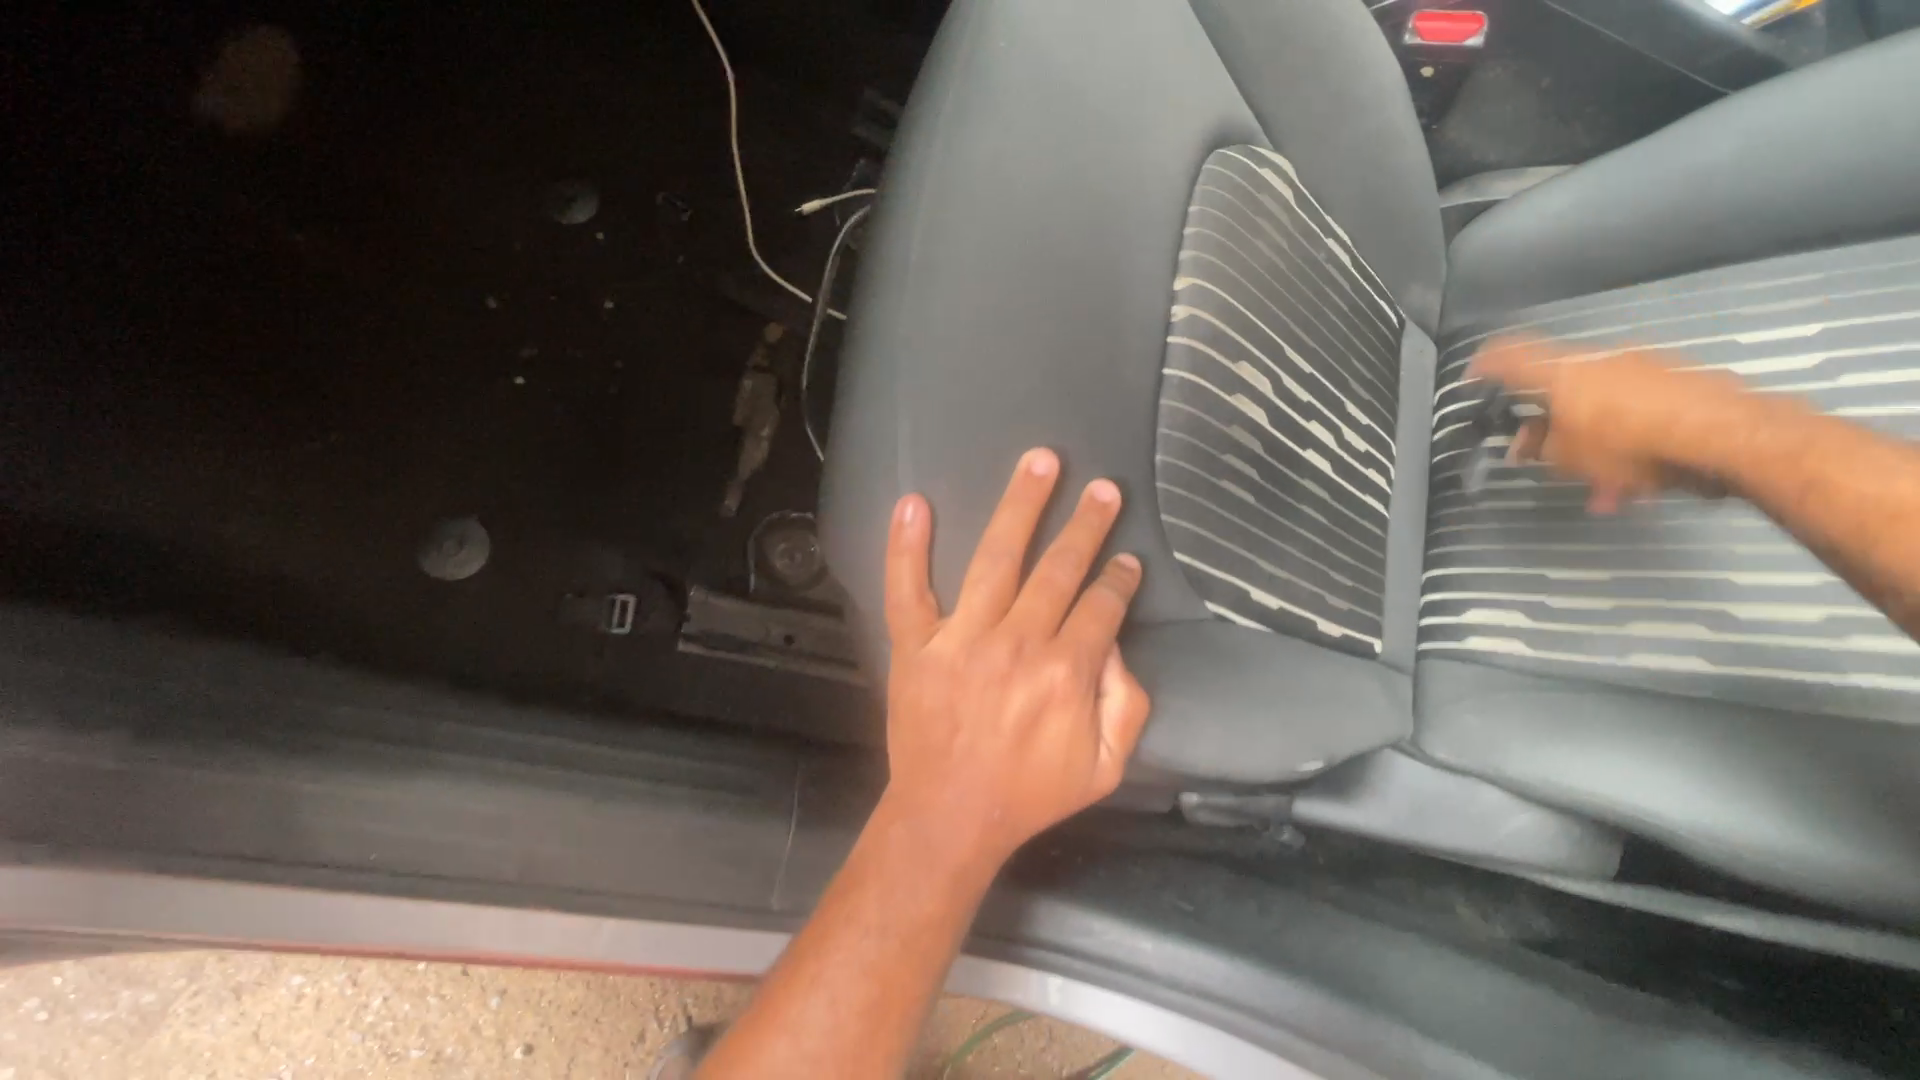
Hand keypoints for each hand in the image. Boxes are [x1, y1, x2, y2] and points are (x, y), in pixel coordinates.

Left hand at [880, 448, 1151, 868]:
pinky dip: (907, 546)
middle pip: (1059, 568)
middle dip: (1086, 524)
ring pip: (996, 557)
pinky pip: (907, 588)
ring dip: (1021, 506)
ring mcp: (961, 638)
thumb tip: (1115, 646)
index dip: (1120, 579)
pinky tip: (913, 502)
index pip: (1102, 606)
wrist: (949, 816)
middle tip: (1103, 488)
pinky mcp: (916, 644)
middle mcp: (1018, 643)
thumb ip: (1127, 704)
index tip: (1127, 560)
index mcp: (1067, 673)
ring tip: (1041, 461)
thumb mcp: (1106, 767)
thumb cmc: (1029, 794)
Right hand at [1470, 334, 1749, 512]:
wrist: (1726, 436)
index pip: (1512, 356)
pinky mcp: (1685, 384)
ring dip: (1599, 446)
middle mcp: (1603, 361)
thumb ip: (1539, 447)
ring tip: (1604, 488)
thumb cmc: (1629, 443)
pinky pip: (1642, 416)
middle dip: (1556, 427)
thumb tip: (1523, 443)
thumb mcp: (1568, 458)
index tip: (1474, 373)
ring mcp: (1648, 368)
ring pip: (1607, 409)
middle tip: (1548, 456)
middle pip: (1564, 389)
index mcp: (1564, 372)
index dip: (1487, 363)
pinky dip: (1633, 444)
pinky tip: (1639, 482)